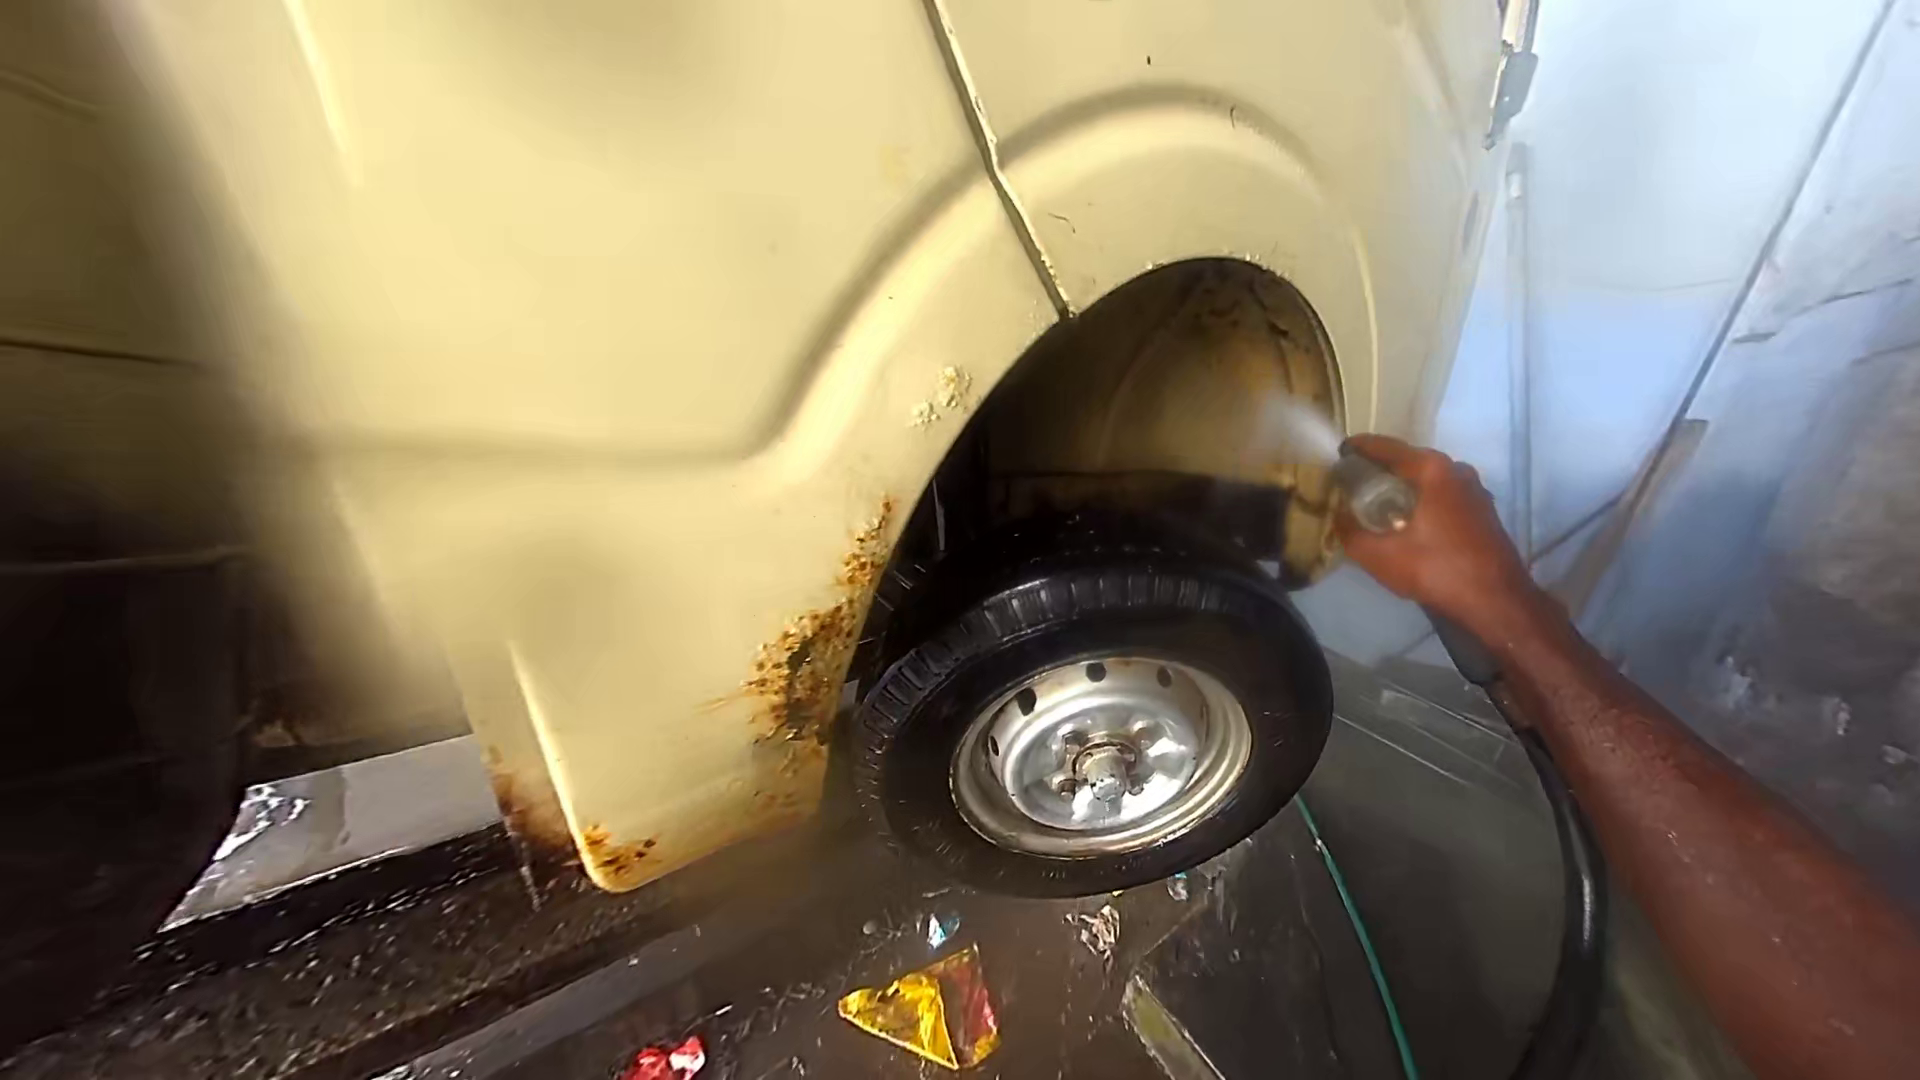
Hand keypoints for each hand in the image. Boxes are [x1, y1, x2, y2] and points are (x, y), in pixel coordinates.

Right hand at [1335, 435, 1545, 640]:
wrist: (1494, 601)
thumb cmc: (1434, 569)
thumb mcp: (1375, 554)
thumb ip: (1349, 530)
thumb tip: (1337, 514)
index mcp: (1433, 471)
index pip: (1387, 447)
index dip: (1358, 447)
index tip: (1337, 451)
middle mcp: (1457, 471)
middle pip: (1408, 459)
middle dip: (1378, 466)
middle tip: (1349, 477)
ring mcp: (1474, 490)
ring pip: (1426, 477)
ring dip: (1399, 483)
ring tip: (1371, 497)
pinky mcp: (1480, 510)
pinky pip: (1440, 492)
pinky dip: (1417, 496)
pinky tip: (1401, 516)